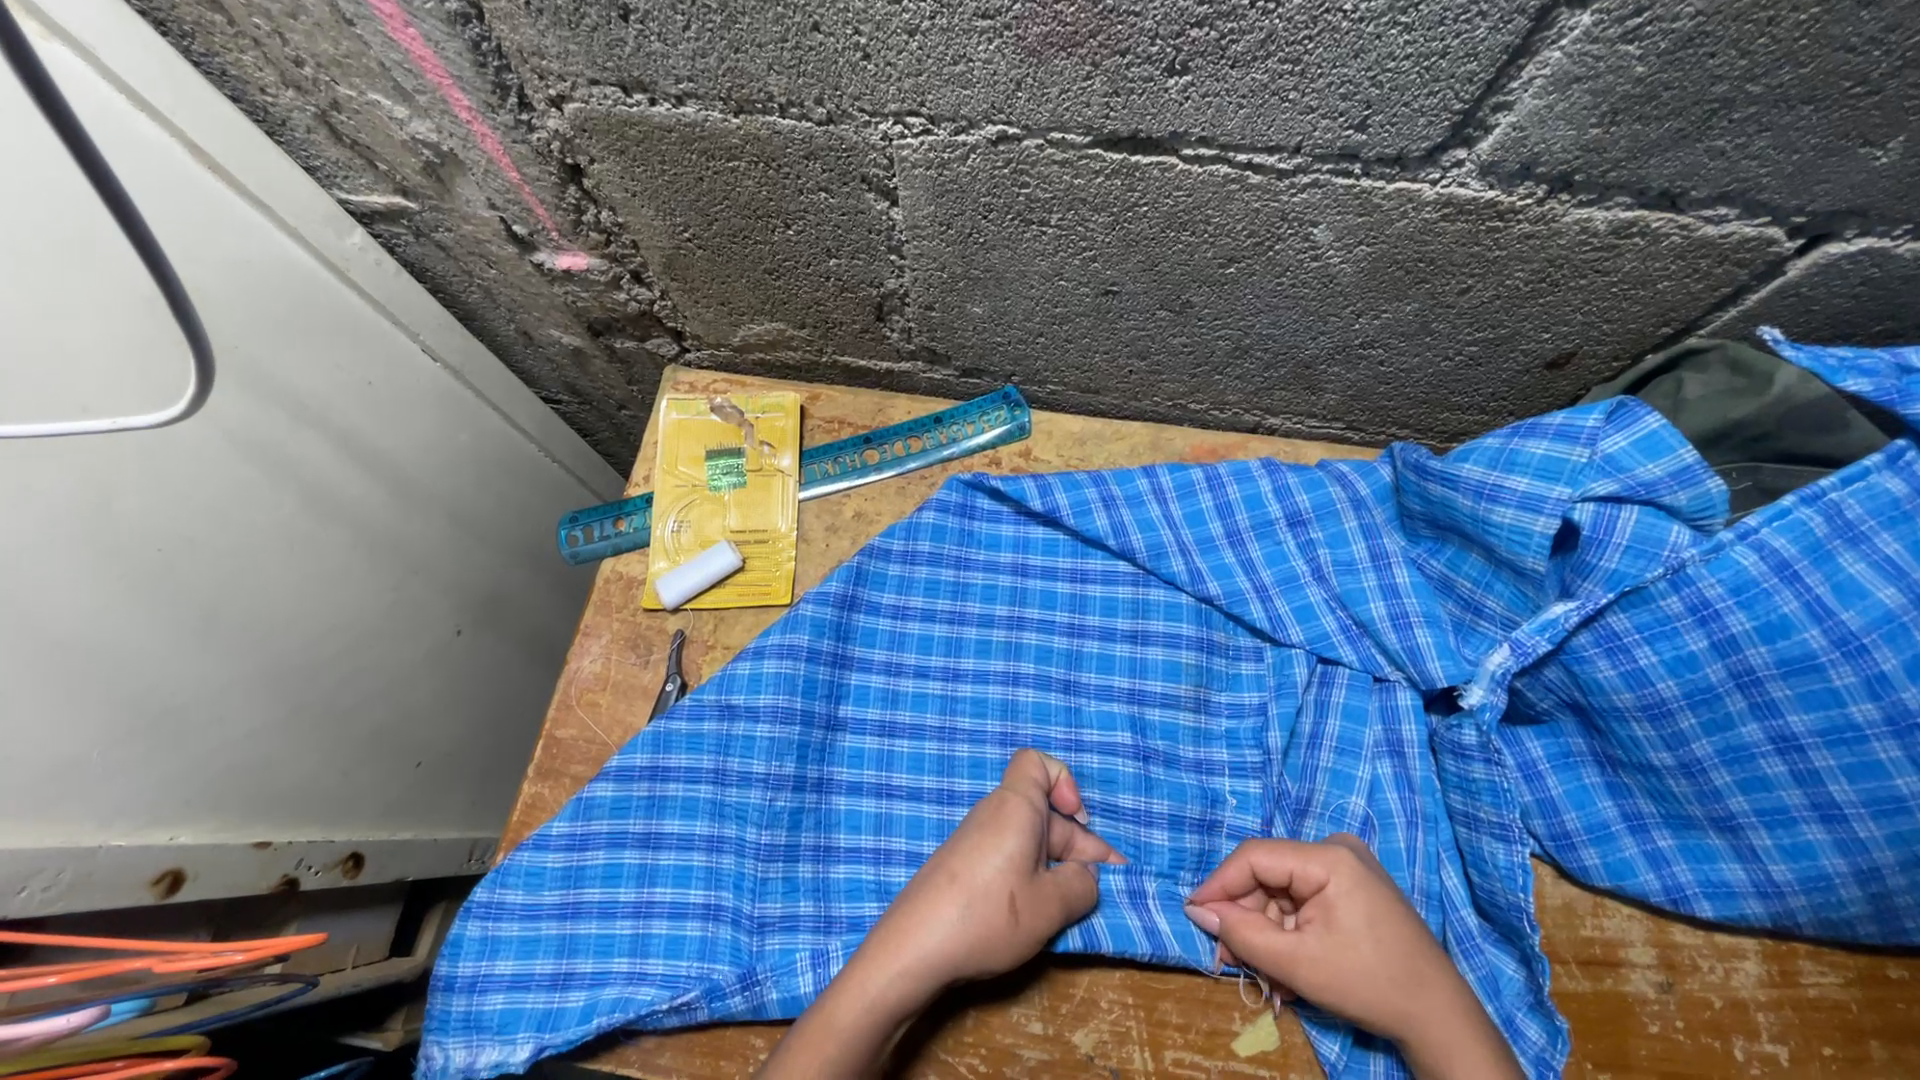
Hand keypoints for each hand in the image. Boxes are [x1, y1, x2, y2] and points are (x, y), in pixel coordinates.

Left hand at [861, 748, 1127, 995]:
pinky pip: (1009, 860)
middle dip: (1078, 845)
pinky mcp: (964, 869)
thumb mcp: (1050, 906)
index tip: (1081, 819)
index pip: (1037, 763)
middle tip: (1106, 888)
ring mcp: (976, 843)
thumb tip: (1085, 876)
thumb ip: (1082, 886)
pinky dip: (1031, 880)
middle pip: (1044, 812)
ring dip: (1057, 868)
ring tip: (1075, 908)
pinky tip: (1039, 915)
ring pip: (1029, 841)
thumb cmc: (987, 916)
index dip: (1065, 781)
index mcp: (1015, 806)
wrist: (912, 949)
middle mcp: (994, 815)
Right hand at [1184, 835, 1521, 1079]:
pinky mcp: (1353, 888)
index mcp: (1328, 857)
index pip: (1254, 857)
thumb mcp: (1296, 964)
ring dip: (1267, 933)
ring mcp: (1348, 868)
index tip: (1194, 915)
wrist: (1440, 1017)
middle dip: (1247, 919)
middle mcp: (1337, 850)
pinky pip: (1302, 901)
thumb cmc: (1369, 984)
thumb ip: (1242, 933)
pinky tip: (1289, 968)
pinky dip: (1289, 932)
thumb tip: (1197, 910)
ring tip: (1267, 977)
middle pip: (1268, 877)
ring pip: (1282, 893)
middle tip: (1231, 961)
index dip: (1219, 885)